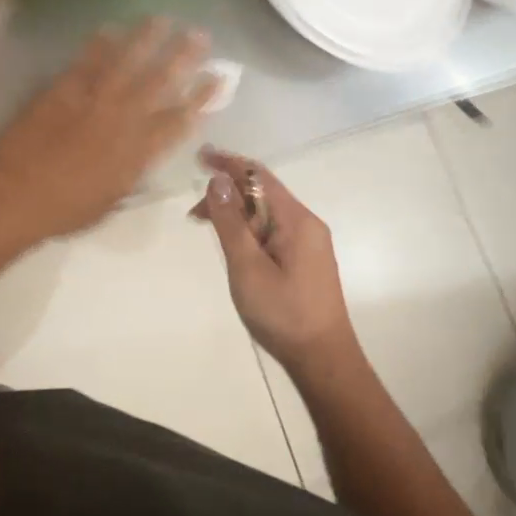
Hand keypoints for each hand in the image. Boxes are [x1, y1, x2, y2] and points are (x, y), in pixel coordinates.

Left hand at [0, 19, 216, 242]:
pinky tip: (111, 29)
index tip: (218, 78)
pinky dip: (100, 44)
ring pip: (127, 62)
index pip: (180, 119)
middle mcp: (123, 120)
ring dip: (147, 39)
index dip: (201, 98)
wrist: (15, 197)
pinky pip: (87, 61)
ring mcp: (92, 101)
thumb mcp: (109, 202)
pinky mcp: (63, 91)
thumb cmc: (63, 211)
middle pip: (160, 81)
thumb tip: (141, 161)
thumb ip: (130, 176)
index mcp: (139, 153)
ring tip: (163, 19)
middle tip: (201, 34)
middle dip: (184, 56)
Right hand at [191, 148, 357, 369]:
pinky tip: (232, 245)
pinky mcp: (305, 260)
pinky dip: (247, 230)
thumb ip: (231, 223)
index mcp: (297, 221)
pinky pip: (272, 231)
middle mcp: (306, 224)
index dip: (228, 163)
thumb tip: (219, 180)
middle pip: (263, 193)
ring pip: (266, 213)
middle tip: (194, 214)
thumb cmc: (282, 313)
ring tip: (205, 228)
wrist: (322, 358)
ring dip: (235, 213)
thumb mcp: (247, 267)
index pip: (259, 176)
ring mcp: (308, 243)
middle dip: (227, 193)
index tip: (199, 157)